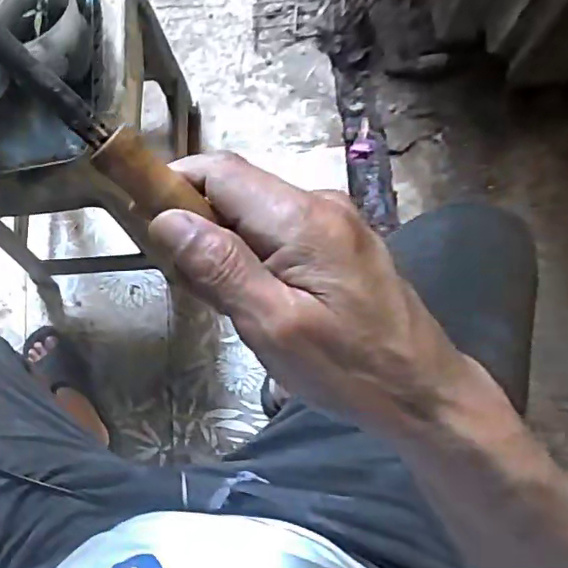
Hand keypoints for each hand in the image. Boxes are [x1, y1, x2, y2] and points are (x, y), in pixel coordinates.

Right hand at [148, 152, 488, 435]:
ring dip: (214, 240)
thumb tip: (167, 219)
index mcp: (302, 219)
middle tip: (180, 276)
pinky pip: (268, 227)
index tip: (140, 219)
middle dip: (191, 220)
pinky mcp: (332, 240)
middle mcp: (317, 204)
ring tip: (213, 294)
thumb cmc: (350, 369)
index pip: (220, 171)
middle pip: (231, 187)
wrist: (427, 396)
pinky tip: (244, 293)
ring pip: (246, 209)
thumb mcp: (273, 324)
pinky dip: (240, 250)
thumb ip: (220, 267)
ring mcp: (329, 221)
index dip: (173, 184)